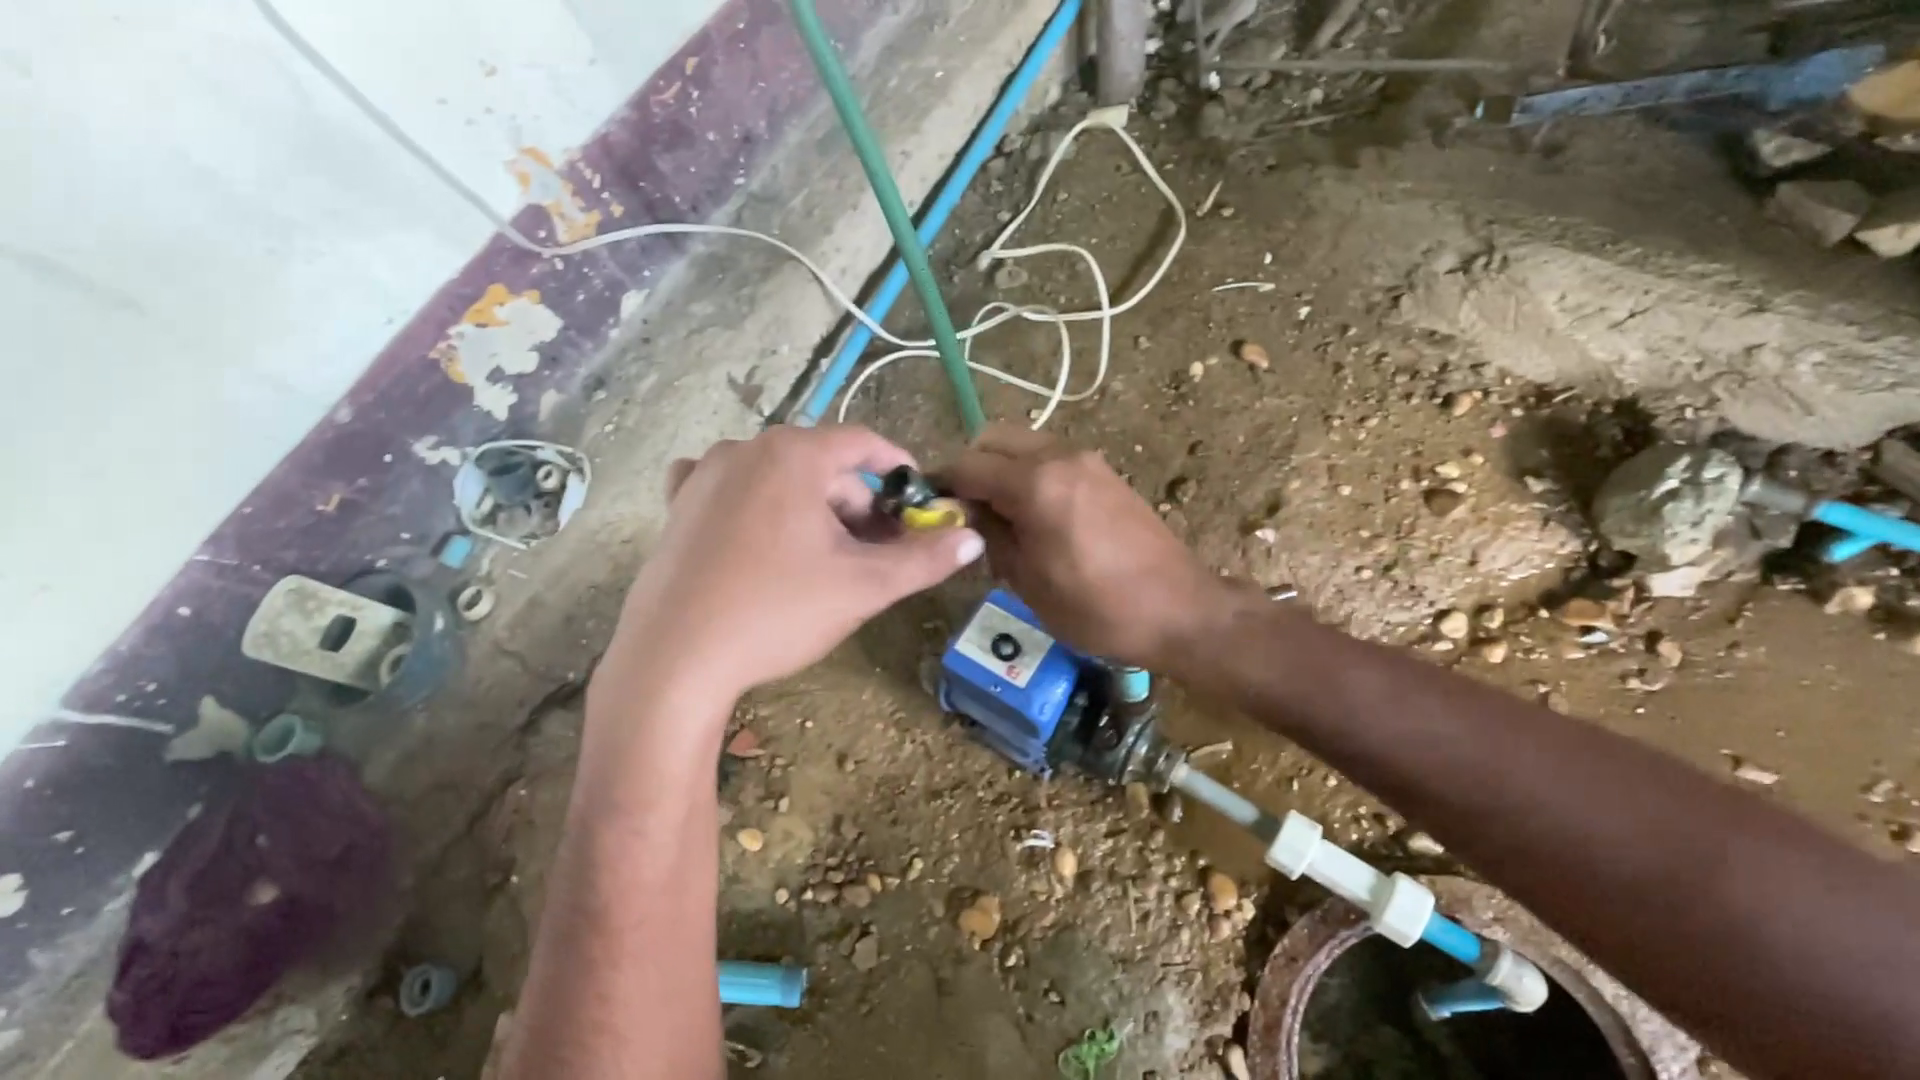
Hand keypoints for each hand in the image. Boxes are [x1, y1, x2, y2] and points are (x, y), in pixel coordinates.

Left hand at [605, 425, 982, 705]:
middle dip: (856, 505)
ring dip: (811, 510)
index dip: (899, 470)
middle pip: (822, 465)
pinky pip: (729, 489)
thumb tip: (972, 538)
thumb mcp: (863, 587)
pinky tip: (758, 538)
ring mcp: (704, 475)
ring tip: (823, 560)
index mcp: (794, 454)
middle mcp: (746, 448)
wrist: (674, 659)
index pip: (864, 444)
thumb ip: (924, 559)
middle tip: (875, 554)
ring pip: (779, 479)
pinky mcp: (676, 506)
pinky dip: (756, 506)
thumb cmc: (776, 612)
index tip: (918, 503)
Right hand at [941, 424, 1232, 668]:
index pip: (968, 465)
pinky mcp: (1104, 472)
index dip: (942, 486)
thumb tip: (968, 515)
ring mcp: (1087, 460)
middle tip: (967, 512)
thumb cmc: (1098, 608)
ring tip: (1000, 516)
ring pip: (1023, 443)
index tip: (930, 510)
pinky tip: (1033, 515)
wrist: (1180, 610)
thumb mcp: (1028, 582)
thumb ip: (992, 537)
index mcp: (1036, 484)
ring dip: (1001, 468)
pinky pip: (1050, 456)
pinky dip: (1029, 473)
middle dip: (971, 468)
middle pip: (993, 439)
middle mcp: (1060, 456)